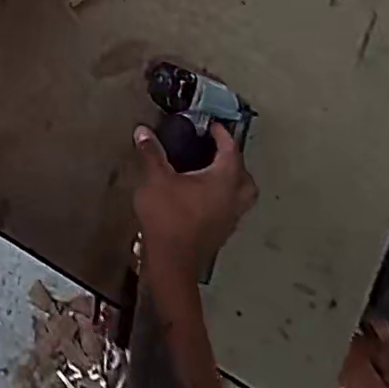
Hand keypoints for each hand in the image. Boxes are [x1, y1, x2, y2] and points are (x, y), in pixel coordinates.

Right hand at [131, 122, 257, 273]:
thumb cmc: (168, 215)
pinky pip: (231, 209)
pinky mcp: (221, 234)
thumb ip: (151, 152)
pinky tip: (202, 196)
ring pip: (242, 196)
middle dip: (235, 161)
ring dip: (233, 182)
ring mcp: (230, 220)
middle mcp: (233, 200)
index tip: (212, 126)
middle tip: (216, 151)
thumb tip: (143, 130)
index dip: (223, 136)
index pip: (231, 152)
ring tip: (211, 172)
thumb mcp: (155, 177)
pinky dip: (223, 198)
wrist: (171, 261)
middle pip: (246, 177)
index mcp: (224, 181)